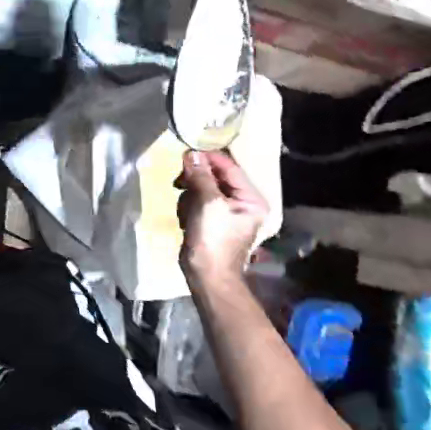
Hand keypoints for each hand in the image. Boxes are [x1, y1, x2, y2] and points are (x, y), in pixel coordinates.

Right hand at [176, 150, 268, 285]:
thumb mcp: (208, 203)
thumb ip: (200, 176)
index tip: (187, 152)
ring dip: (190, 197)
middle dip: (196, 181)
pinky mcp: (211, 222)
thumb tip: (192, 153)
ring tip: (187, 212)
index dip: (209, 158)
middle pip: (215, 178)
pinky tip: (186, 221)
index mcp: (251, 198)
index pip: (230, 168)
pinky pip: (197, 204)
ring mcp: (226, 214)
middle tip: (179, 182)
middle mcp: (242, 203)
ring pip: (203, 190)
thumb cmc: (213, 240)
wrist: (207, 277)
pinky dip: (189, 209)